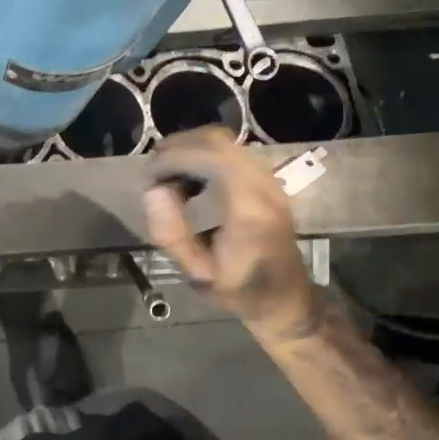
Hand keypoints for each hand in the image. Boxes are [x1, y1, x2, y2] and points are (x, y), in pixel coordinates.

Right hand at [143, 127, 319, 342]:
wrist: (286, 299)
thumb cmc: (241, 290)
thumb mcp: (199, 274)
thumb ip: (172, 234)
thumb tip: (152, 190)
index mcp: (249, 209)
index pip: (213, 158)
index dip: (176, 156)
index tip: (151, 175)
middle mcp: (264, 186)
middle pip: (217, 140)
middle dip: (178, 147)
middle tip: (155, 172)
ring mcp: (270, 181)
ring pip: (223, 141)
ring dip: (190, 149)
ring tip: (169, 175)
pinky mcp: (267, 180)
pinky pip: (230, 151)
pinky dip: (203, 154)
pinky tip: (190, 180)